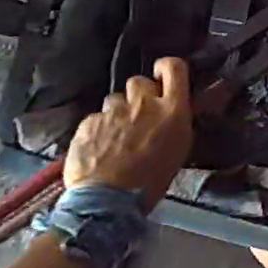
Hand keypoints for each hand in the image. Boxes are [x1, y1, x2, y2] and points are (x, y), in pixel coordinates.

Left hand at [65, 57, 192, 211]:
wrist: (108, 200)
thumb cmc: (153, 178)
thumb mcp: (179, 147)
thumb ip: (175, 120)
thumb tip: (173, 109)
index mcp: (172, 109)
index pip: (174, 67)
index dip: (167, 68)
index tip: (163, 76)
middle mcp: (143, 103)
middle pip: (139, 81)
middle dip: (139, 94)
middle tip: (139, 114)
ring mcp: (112, 112)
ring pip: (115, 100)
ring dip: (117, 113)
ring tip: (116, 136)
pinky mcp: (88, 123)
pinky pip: (96, 117)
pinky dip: (99, 128)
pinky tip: (100, 147)